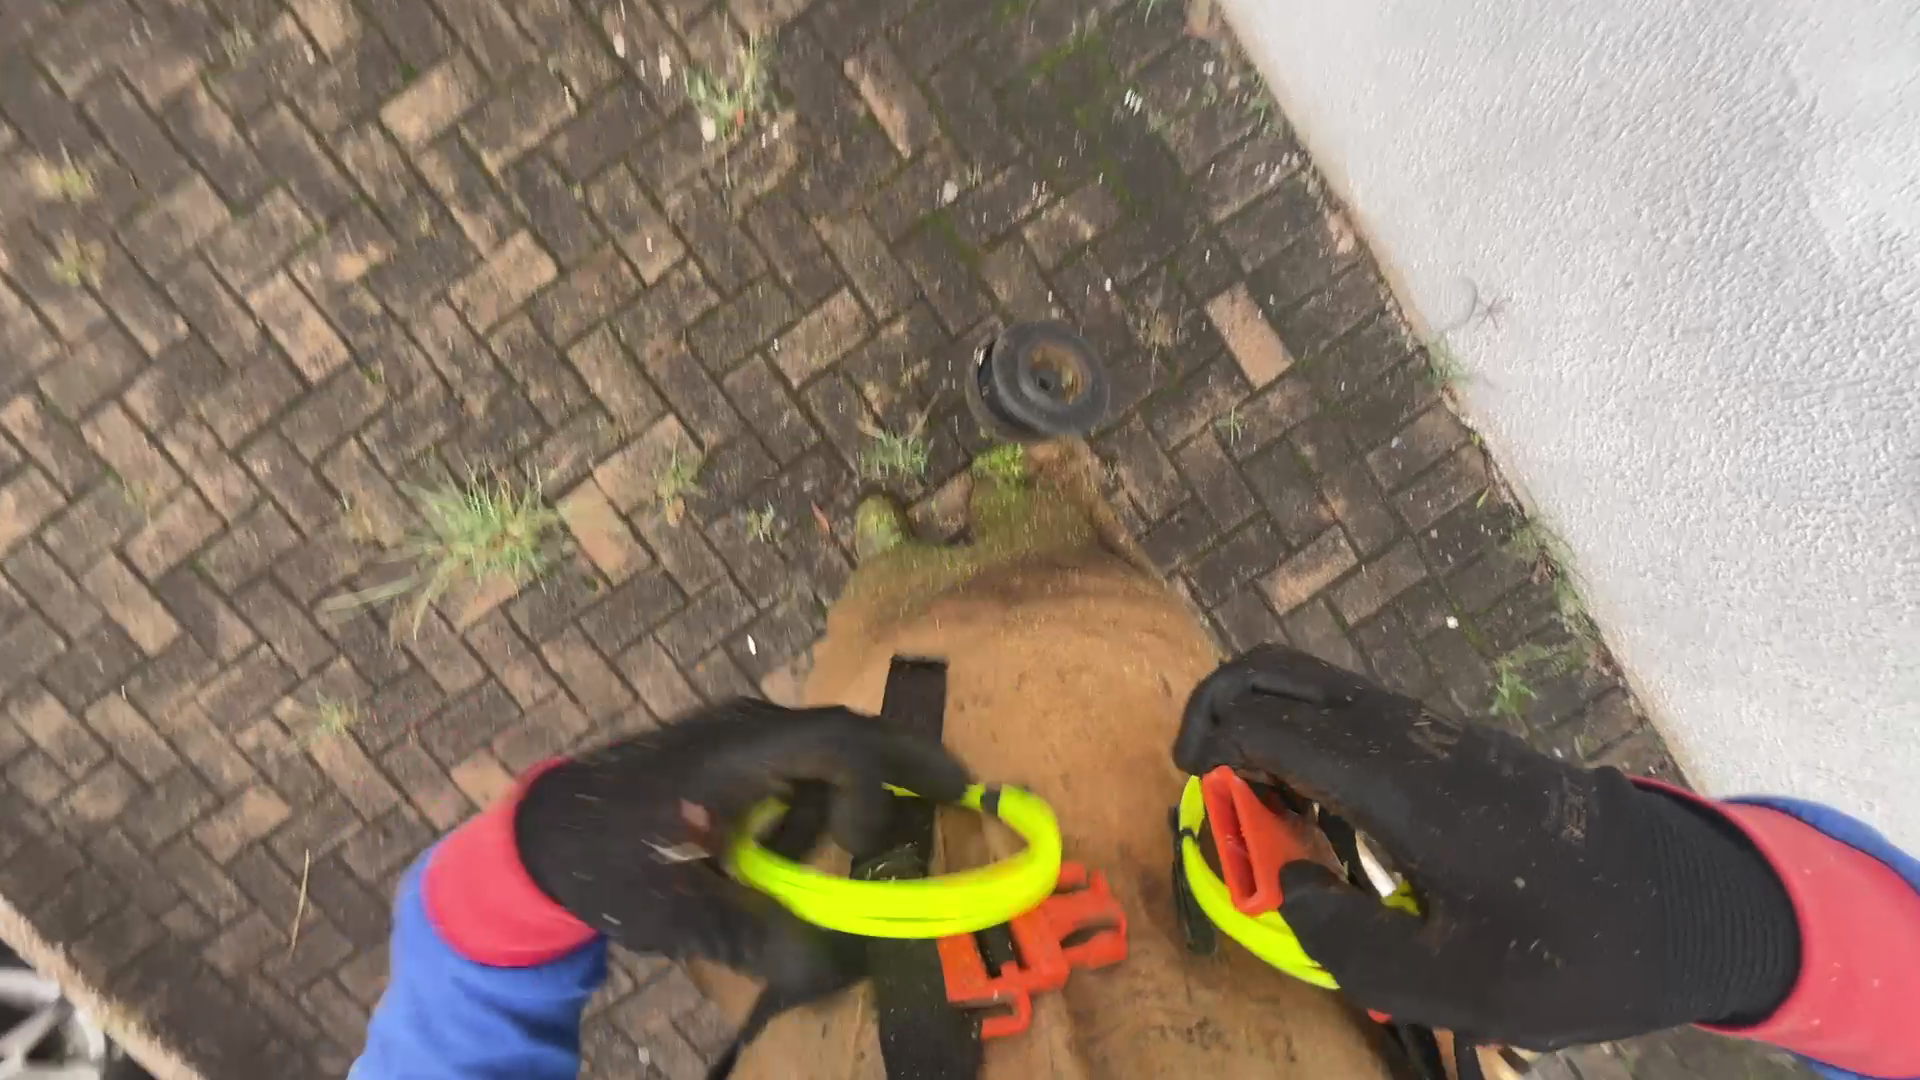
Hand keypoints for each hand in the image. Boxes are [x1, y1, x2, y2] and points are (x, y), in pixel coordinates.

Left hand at [515, 699, 968, 990]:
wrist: (545, 830)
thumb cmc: (611, 868)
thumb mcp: (684, 915)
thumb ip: (765, 938)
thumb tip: (844, 968)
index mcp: (740, 755)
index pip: (836, 743)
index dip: (872, 787)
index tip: (863, 846)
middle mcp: (752, 725)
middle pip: (850, 726)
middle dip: (910, 754)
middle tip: (962, 785)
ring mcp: (744, 726)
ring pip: (829, 743)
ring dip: (852, 790)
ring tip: (842, 846)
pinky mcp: (737, 739)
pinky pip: (802, 756)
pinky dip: (824, 792)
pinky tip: (798, 837)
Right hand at [1174, 645, 1799, 1048]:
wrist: (1686, 896)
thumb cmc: (1577, 946)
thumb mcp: (1463, 990)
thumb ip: (1346, 945)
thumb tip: (1290, 880)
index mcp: (1391, 781)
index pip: (1263, 724)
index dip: (1211, 747)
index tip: (1195, 786)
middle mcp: (1391, 728)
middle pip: (1268, 668)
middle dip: (1212, 702)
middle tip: (1198, 763)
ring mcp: (1411, 719)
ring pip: (1296, 674)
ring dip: (1249, 712)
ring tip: (1248, 786)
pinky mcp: (1425, 727)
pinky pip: (1327, 699)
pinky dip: (1286, 724)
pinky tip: (1303, 792)